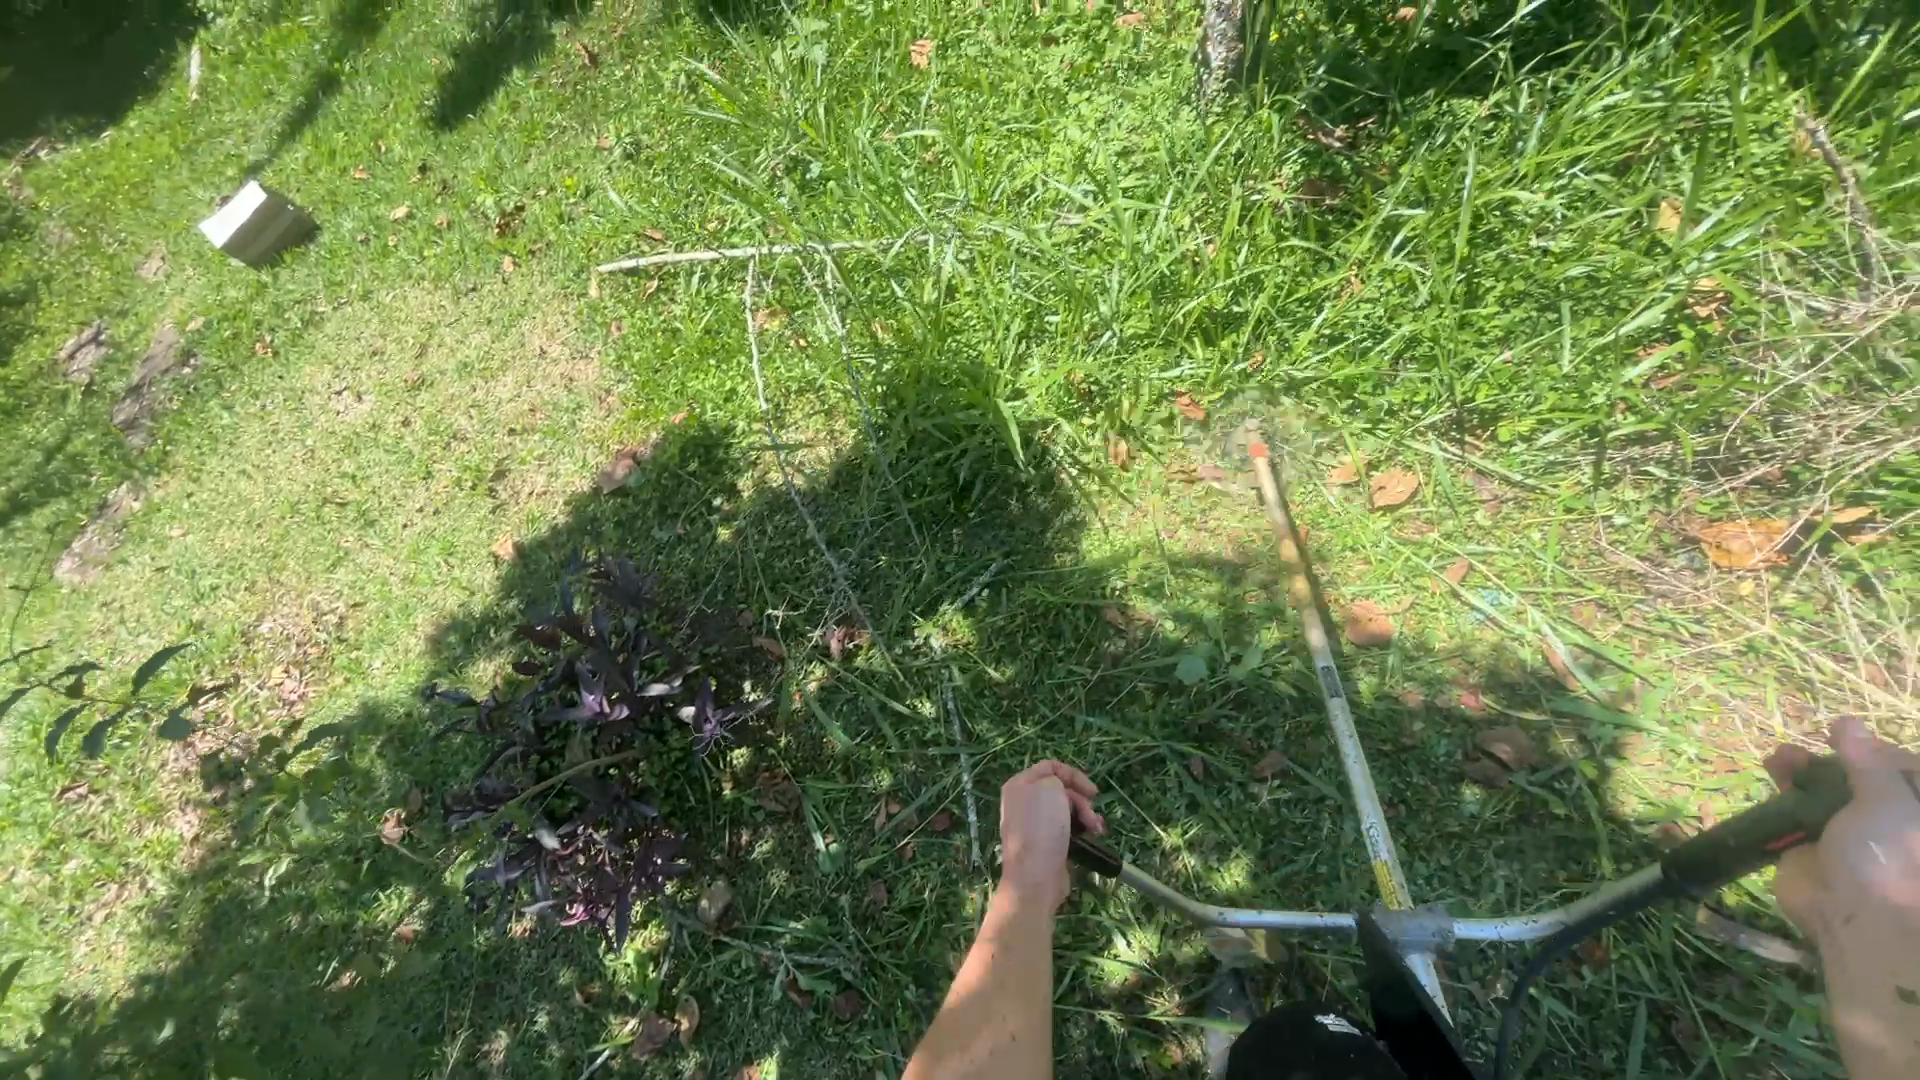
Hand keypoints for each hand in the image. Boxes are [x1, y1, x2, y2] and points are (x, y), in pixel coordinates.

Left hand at [997, 760, 1104, 910]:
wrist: (1035, 874)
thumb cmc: (1042, 826)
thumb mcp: (1050, 787)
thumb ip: (1057, 779)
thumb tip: (1063, 795)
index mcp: (1020, 785)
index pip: (1050, 767)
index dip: (1074, 775)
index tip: (1093, 791)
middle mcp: (1024, 802)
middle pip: (1061, 790)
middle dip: (1082, 801)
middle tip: (1091, 816)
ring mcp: (1035, 824)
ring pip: (1067, 810)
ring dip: (1086, 816)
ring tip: (1096, 830)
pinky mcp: (1046, 843)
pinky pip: (1067, 829)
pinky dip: (1082, 830)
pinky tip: (1093, 837)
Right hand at [1765, 716, 1919, 945]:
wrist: (1854, 914)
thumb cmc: (1891, 858)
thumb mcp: (1889, 804)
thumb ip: (1868, 763)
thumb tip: (1848, 722)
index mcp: (1917, 816)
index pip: (1910, 774)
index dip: (1887, 754)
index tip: (1858, 743)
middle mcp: (1893, 822)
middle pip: (1867, 778)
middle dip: (1840, 758)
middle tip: (1820, 745)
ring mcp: (1852, 830)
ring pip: (1828, 787)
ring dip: (1806, 765)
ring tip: (1783, 754)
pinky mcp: (1814, 837)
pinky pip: (1798, 802)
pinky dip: (1784, 782)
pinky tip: (1772, 765)